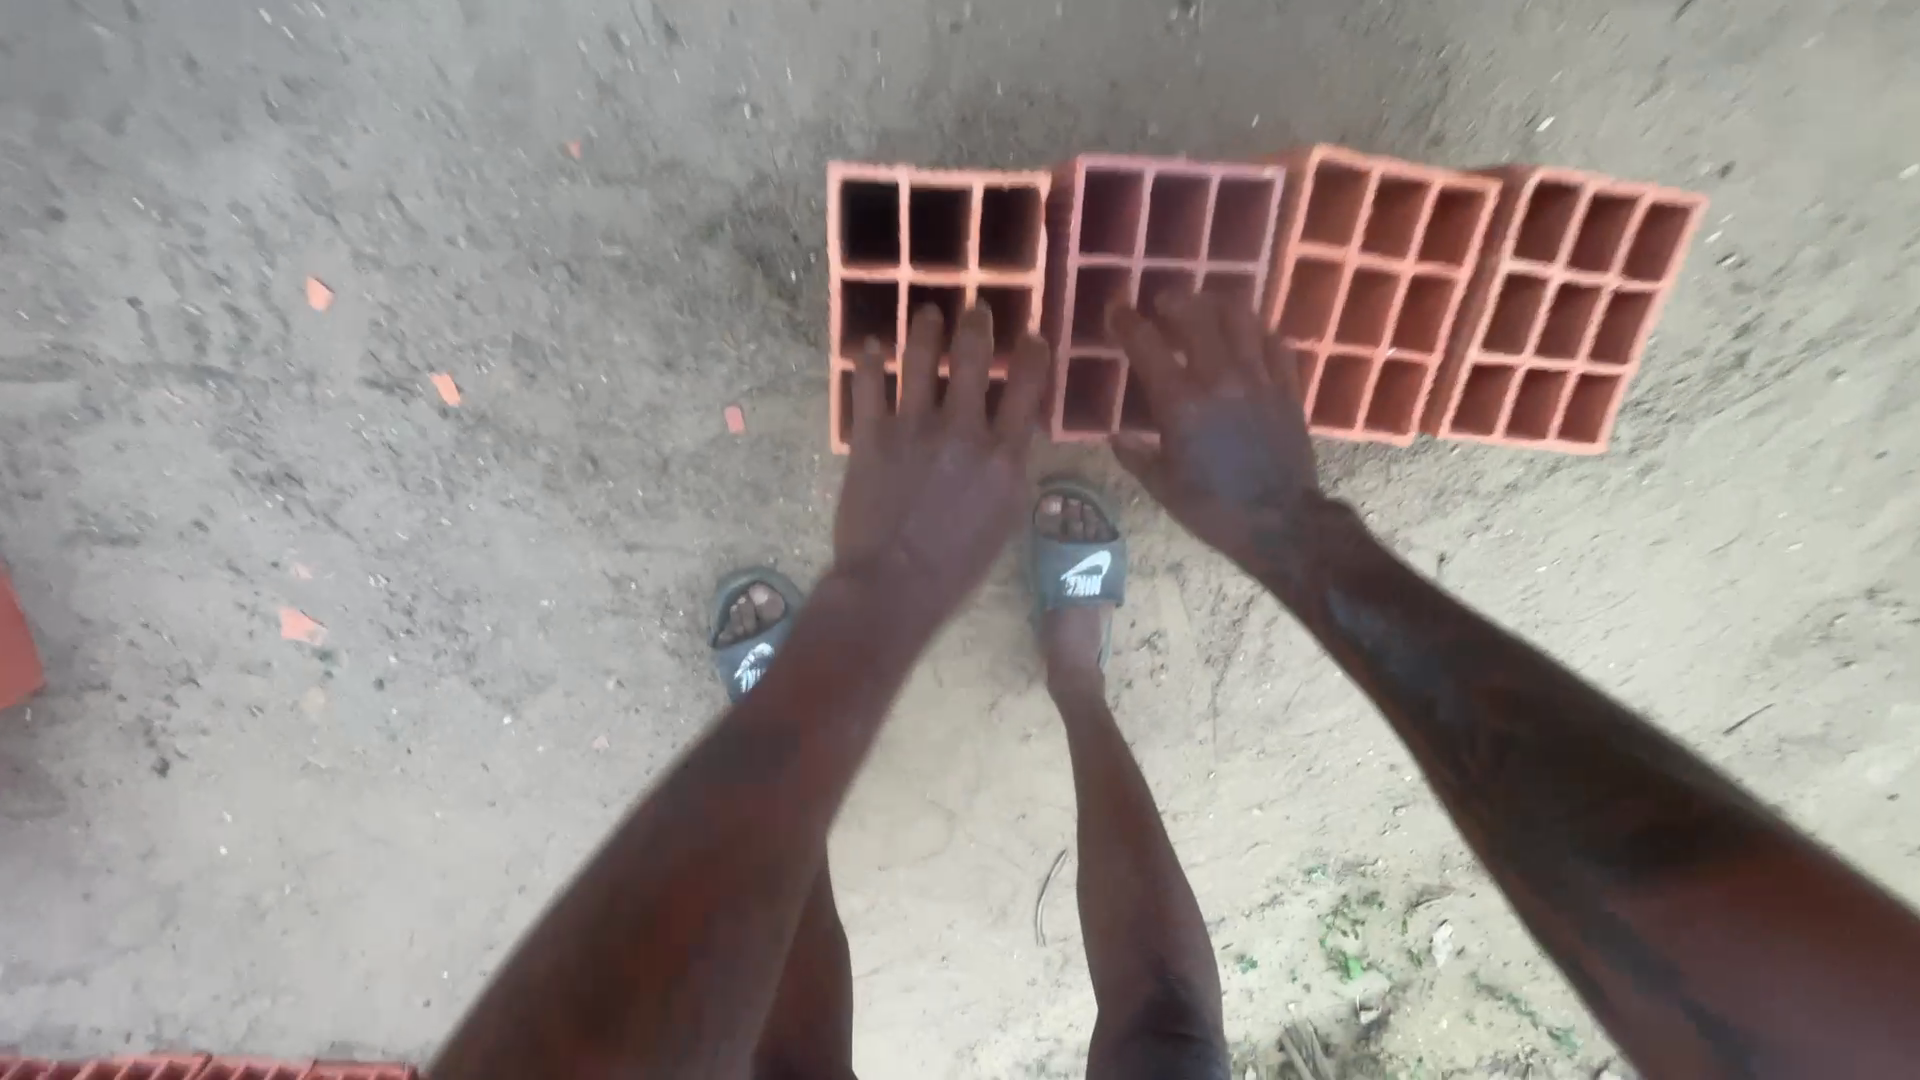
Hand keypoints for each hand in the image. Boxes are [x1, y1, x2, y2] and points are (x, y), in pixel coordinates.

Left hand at [832, 303, 1049, 636]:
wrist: (893, 587)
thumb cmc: (957, 567)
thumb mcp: (1004, 521)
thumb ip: (1010, 471)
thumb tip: (1012, 437)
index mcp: (1003, 457)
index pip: (1027, 388)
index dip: (1032, 354)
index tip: (1032, 337)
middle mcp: (962, 431)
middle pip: (973, 358)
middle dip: (977, 325)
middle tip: (975, 309)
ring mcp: (913, 428)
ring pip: (920, 358)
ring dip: (925, 328)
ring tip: (927, 313)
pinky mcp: (870, 435)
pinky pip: (867, 384)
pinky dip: (869, 360)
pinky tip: (871, 346)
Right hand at [1106, 293, 1325, 574]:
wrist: (1278, 522)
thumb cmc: (1211, 508)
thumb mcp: (1161, 486)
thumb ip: (1135, 455)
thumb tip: (1116, 436)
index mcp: (1180, 403)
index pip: (1146, 344)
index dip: (1126, 321)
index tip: (1115, 311)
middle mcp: (1220, 378)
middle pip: (1196, 314)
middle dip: (1174, 301)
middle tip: (1162, 304)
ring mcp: (1259, 378)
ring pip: (1240, 317)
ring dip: (1217, 305)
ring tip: (1205, 309)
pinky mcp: (1288, 387)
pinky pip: (1275, 342)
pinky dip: (1257, 332)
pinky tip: (1248, 338)